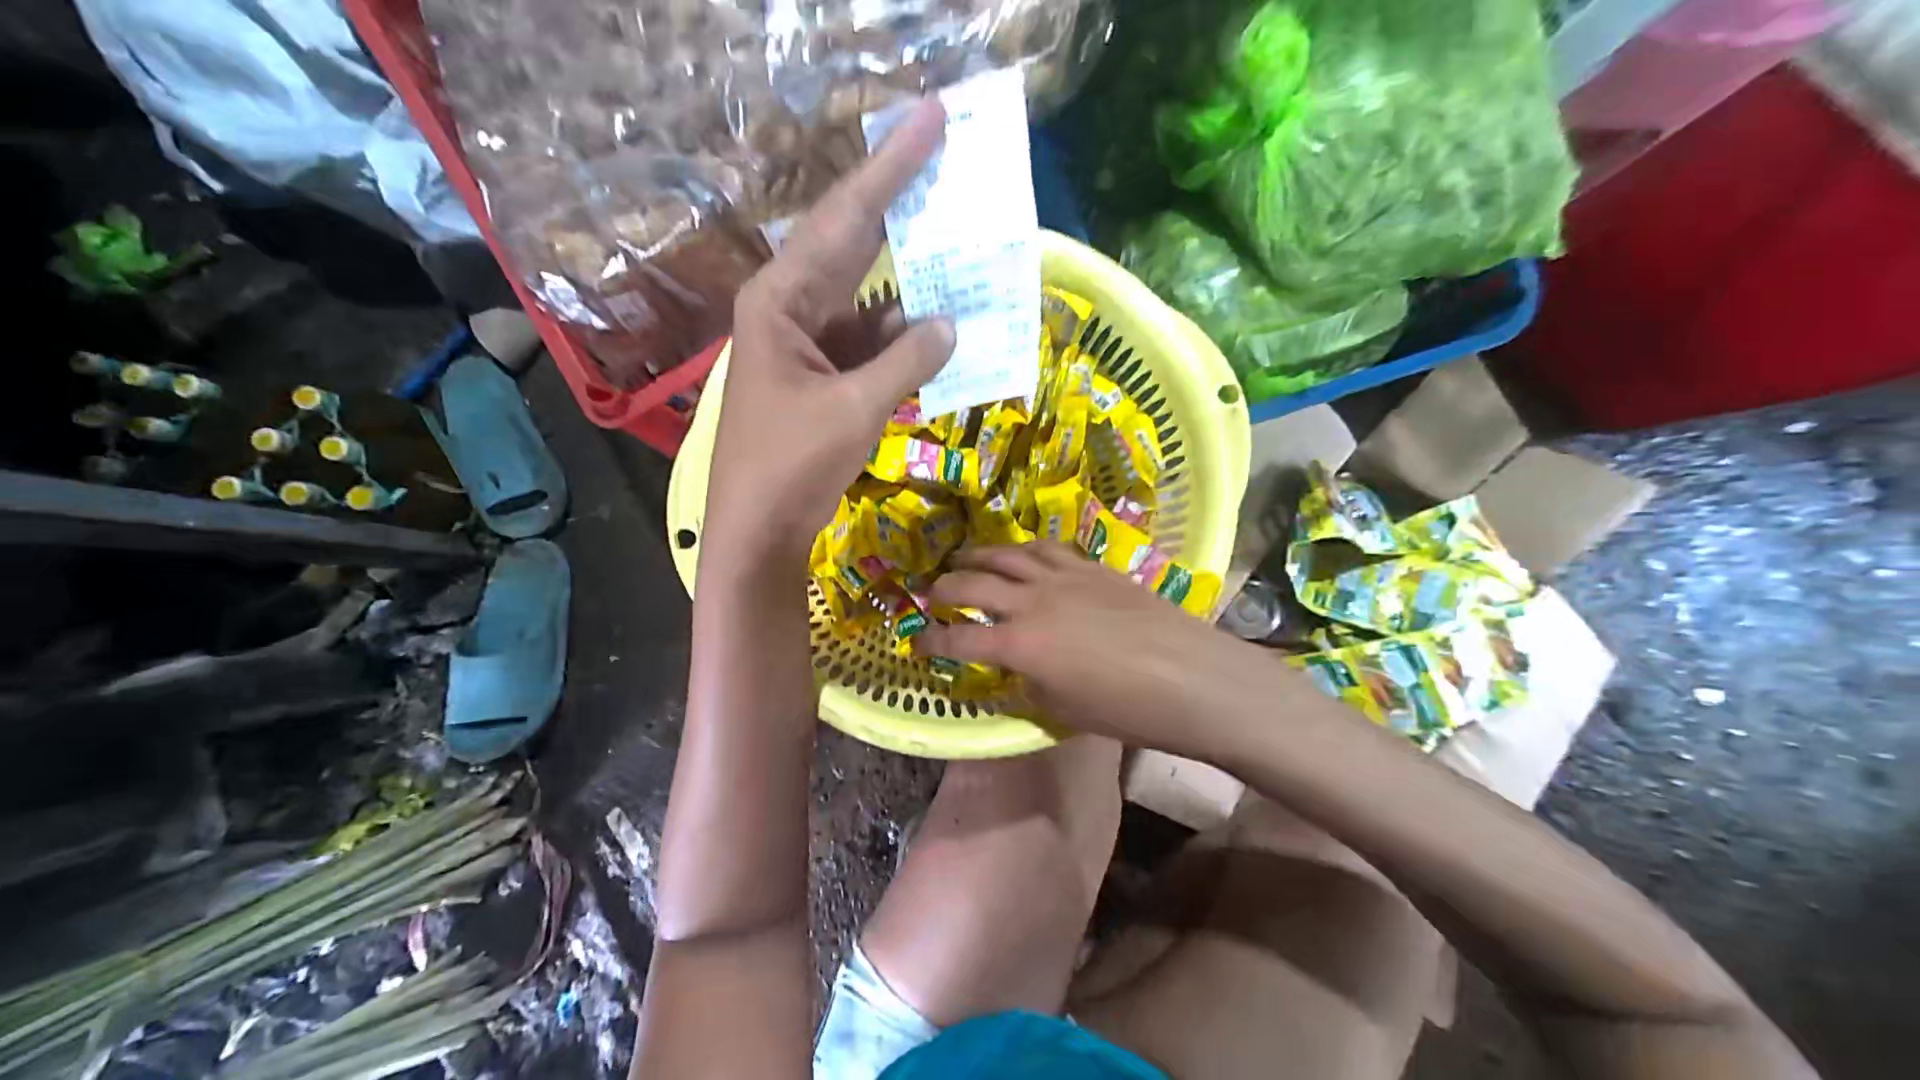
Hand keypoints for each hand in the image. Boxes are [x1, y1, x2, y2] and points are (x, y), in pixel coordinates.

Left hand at [702, 99, 954, 571]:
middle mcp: (790, 309)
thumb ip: (908, 360)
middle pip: (854, 247)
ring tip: (964, 260)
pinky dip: (903, 341)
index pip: (845, 220)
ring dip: (912, 290)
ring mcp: (805, 343)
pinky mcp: (821, 376)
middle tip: (950, 167)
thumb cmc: (791, 466)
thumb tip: (951, 322)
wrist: (757, 530)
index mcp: (781, 301)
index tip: (930, 121)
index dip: (891, 169)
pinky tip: (941, 336)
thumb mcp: (856, 409)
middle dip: (902, 211)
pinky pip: (869, 343)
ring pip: (868, 301)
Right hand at [920, 543, 1294, 758]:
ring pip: (1008, 554)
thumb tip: (1012, 671)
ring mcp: (1064, 578)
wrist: (1193, 678)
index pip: (959, 637)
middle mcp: (1033, 602)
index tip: (916, 644)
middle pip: (973, 582)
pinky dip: (1025, 549)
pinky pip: (1048, 548)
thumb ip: (1027, 687)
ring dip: (979, 555)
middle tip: (931, 593)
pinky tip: (1022, 553)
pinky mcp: (1092, 568)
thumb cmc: (1128, 709)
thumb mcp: (1064, 711)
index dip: (931, 641)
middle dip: (944, 587)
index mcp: (1020, 645)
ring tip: (964, 558)